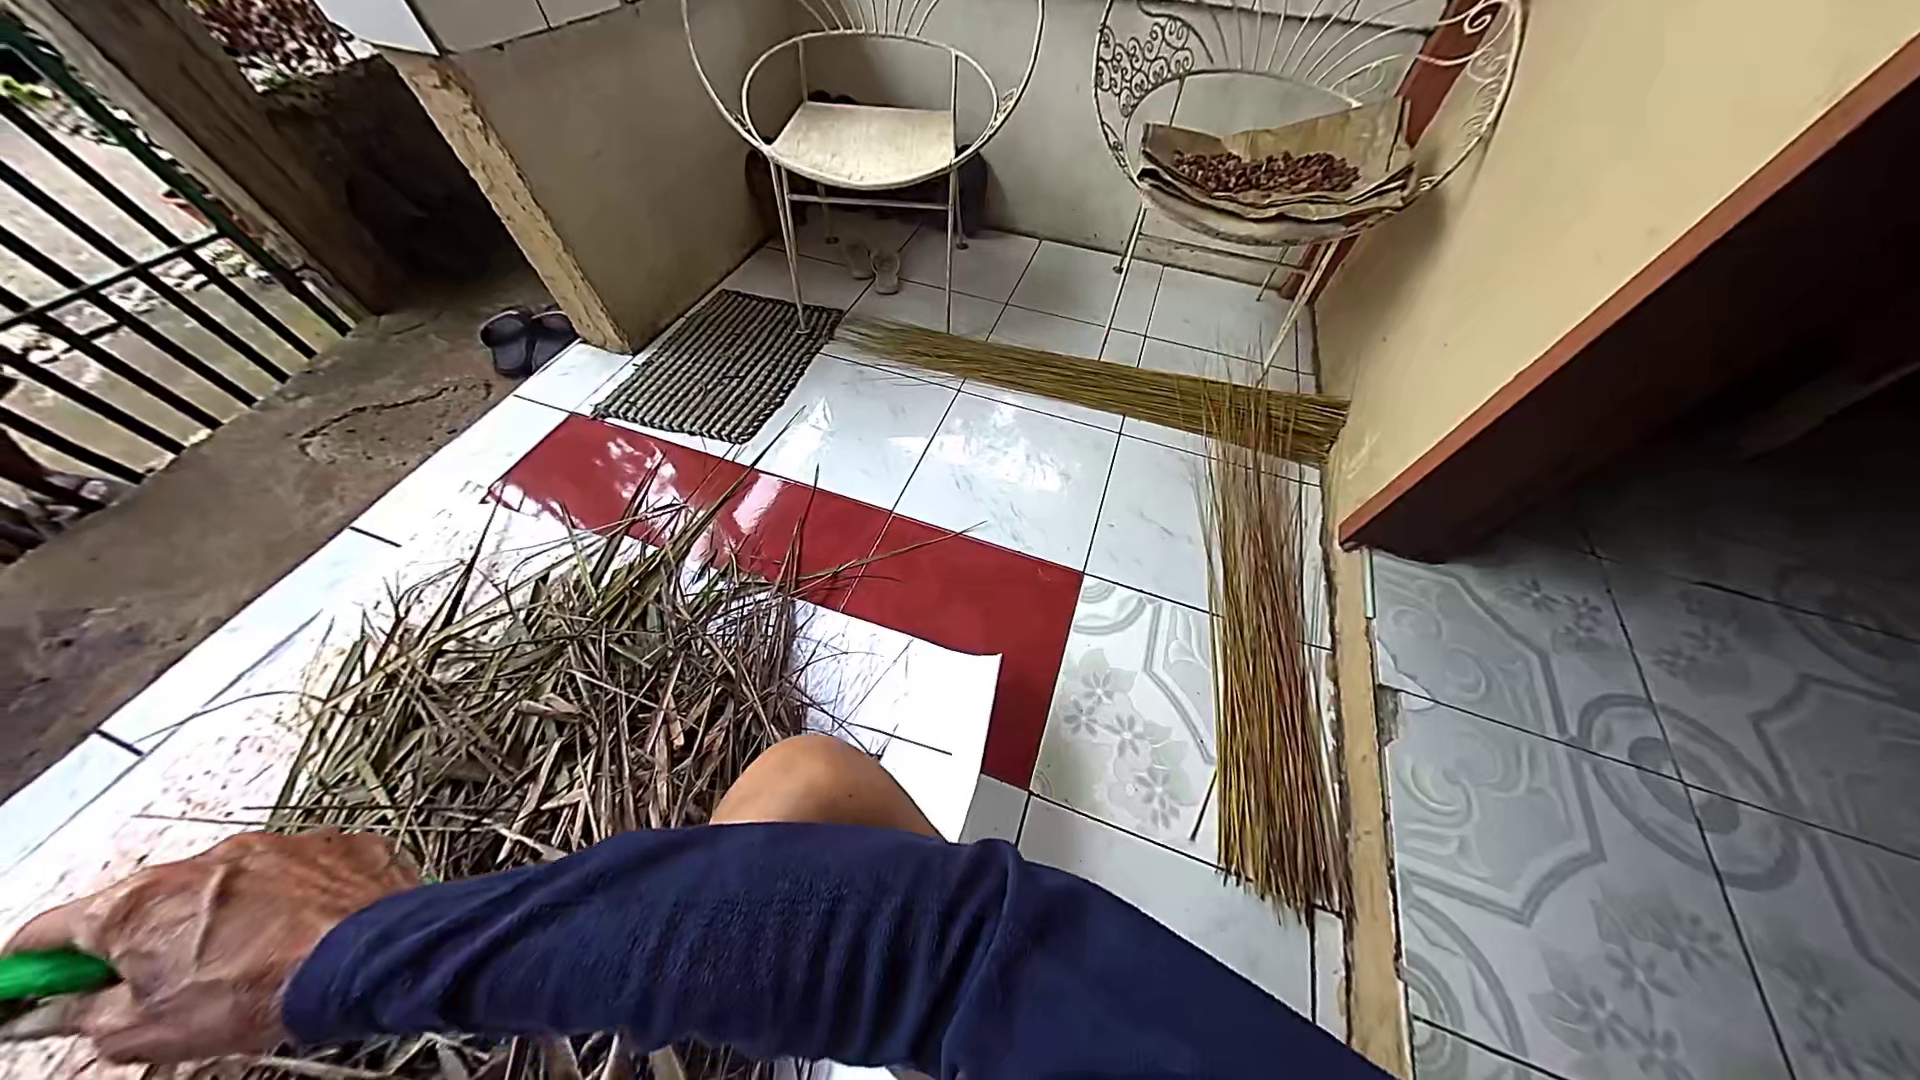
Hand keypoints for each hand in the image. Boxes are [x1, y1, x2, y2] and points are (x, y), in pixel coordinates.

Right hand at [2, 830, 416, 1063]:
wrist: (371, 956)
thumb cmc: (265, 990)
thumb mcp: (143, 1028)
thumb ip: (84, 1013)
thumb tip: (55, 1009)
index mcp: (147, 899)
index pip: (53, 927)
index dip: (37, 962)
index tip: (38, 981)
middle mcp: (218, 856)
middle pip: (156, 897)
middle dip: (150, 933)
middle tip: (161, 975)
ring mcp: (289, 842)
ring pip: (236, 878)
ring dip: (231, 908)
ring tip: (252, 951)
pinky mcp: (343, 842)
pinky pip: (303, 867)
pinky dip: (296, 891)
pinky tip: (306, 924)